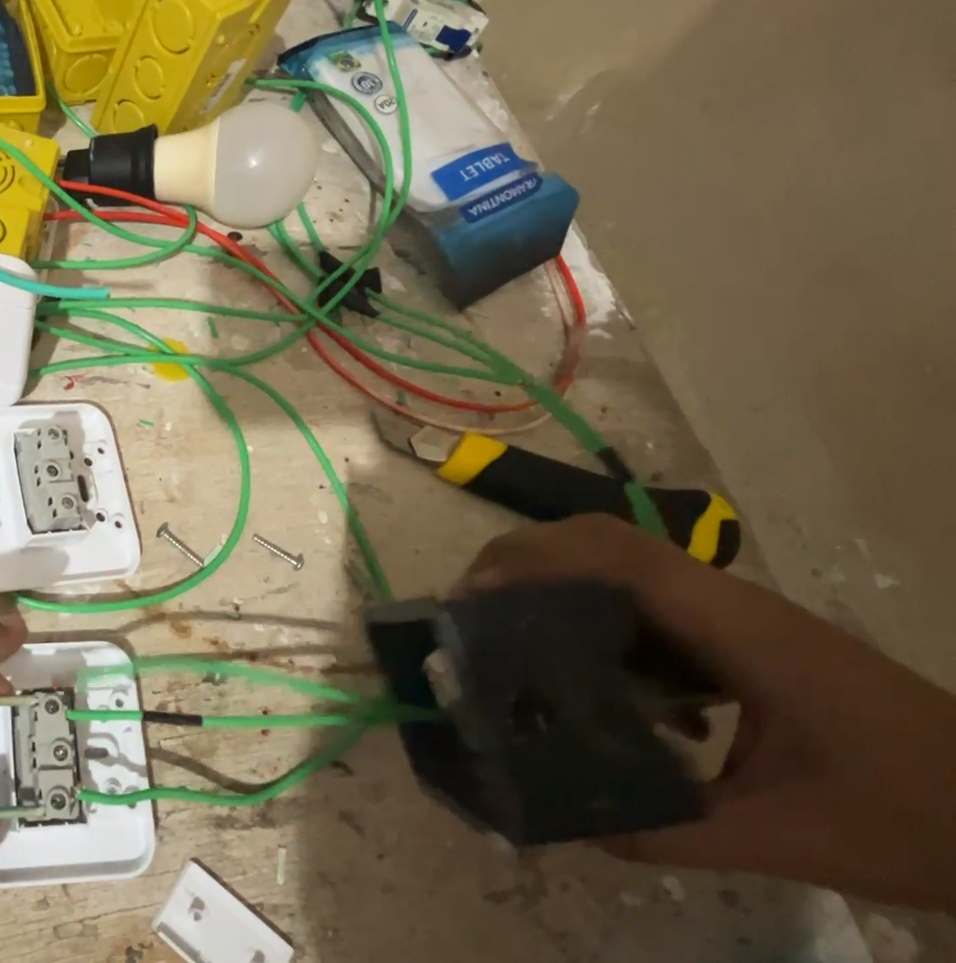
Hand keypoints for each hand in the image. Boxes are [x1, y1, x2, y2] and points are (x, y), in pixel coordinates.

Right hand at [458, 515, 955, 910]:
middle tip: (466, 612)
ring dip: (546, 580)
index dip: (530, 562)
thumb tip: (562, 822)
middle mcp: (725, 604)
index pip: (614, 556)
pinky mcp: (733, 637)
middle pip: (600, 539)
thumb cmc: (918, 815)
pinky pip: (638, 602)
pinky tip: (566, 666)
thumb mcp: (784, 838)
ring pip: (616, 563)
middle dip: (520, 559)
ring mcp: (731, 617)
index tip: (470, 601)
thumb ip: (666, 830)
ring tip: (495, 631)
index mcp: (737, 630)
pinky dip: (582, 612)